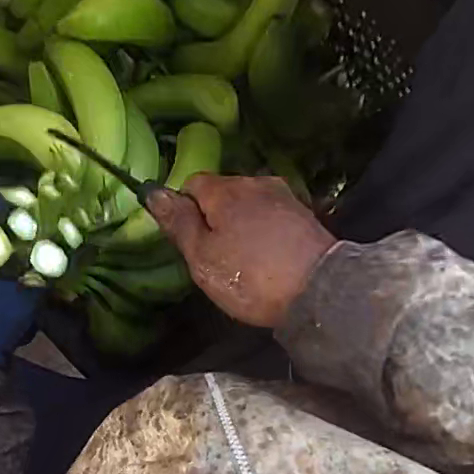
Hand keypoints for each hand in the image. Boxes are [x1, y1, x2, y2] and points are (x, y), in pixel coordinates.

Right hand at [146, 175, 337, 327]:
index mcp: (225, 190)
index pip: (192, 183)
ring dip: (240, 224)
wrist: (319, 291)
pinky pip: (270, 216)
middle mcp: (256, 182)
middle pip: (222, 193)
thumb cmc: (250, 278)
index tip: (189, 241)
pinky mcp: (304, 215)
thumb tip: (154, 193)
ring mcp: (284, 196)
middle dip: (214, 217)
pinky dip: (263, 231)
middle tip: (215, 256)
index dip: (185, 210)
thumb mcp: (202, 257)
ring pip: (248, 204)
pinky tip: (266, 257)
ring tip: (243, 259)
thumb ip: (179, 223)